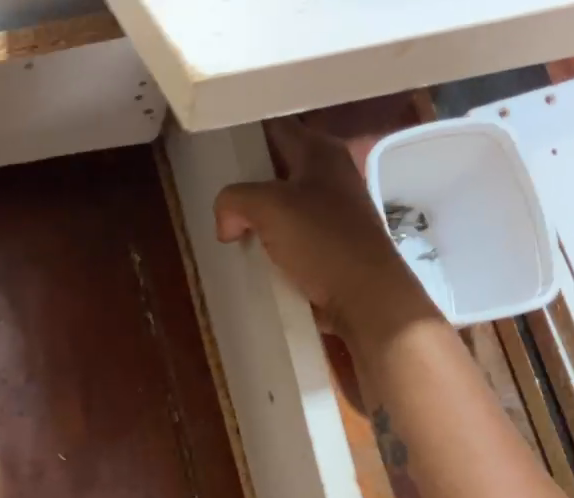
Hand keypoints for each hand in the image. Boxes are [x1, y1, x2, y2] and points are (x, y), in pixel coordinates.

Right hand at [214, 116, 436, 341]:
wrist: (362, 295)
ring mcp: (327, 211)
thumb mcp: (267, 206)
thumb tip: (226, 223)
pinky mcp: (324, 244)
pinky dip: (265, 242)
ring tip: (225, 227)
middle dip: (243, 179)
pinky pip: (284, 235)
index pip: (274, 126)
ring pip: (277, 203)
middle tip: (211, 191)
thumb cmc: (321, 241)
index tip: (214, 143)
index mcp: (319, 152)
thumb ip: (234, 199)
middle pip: (273, 166)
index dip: (245, 131)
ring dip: (252, 216)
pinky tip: (249, 254)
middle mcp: (326, 174)